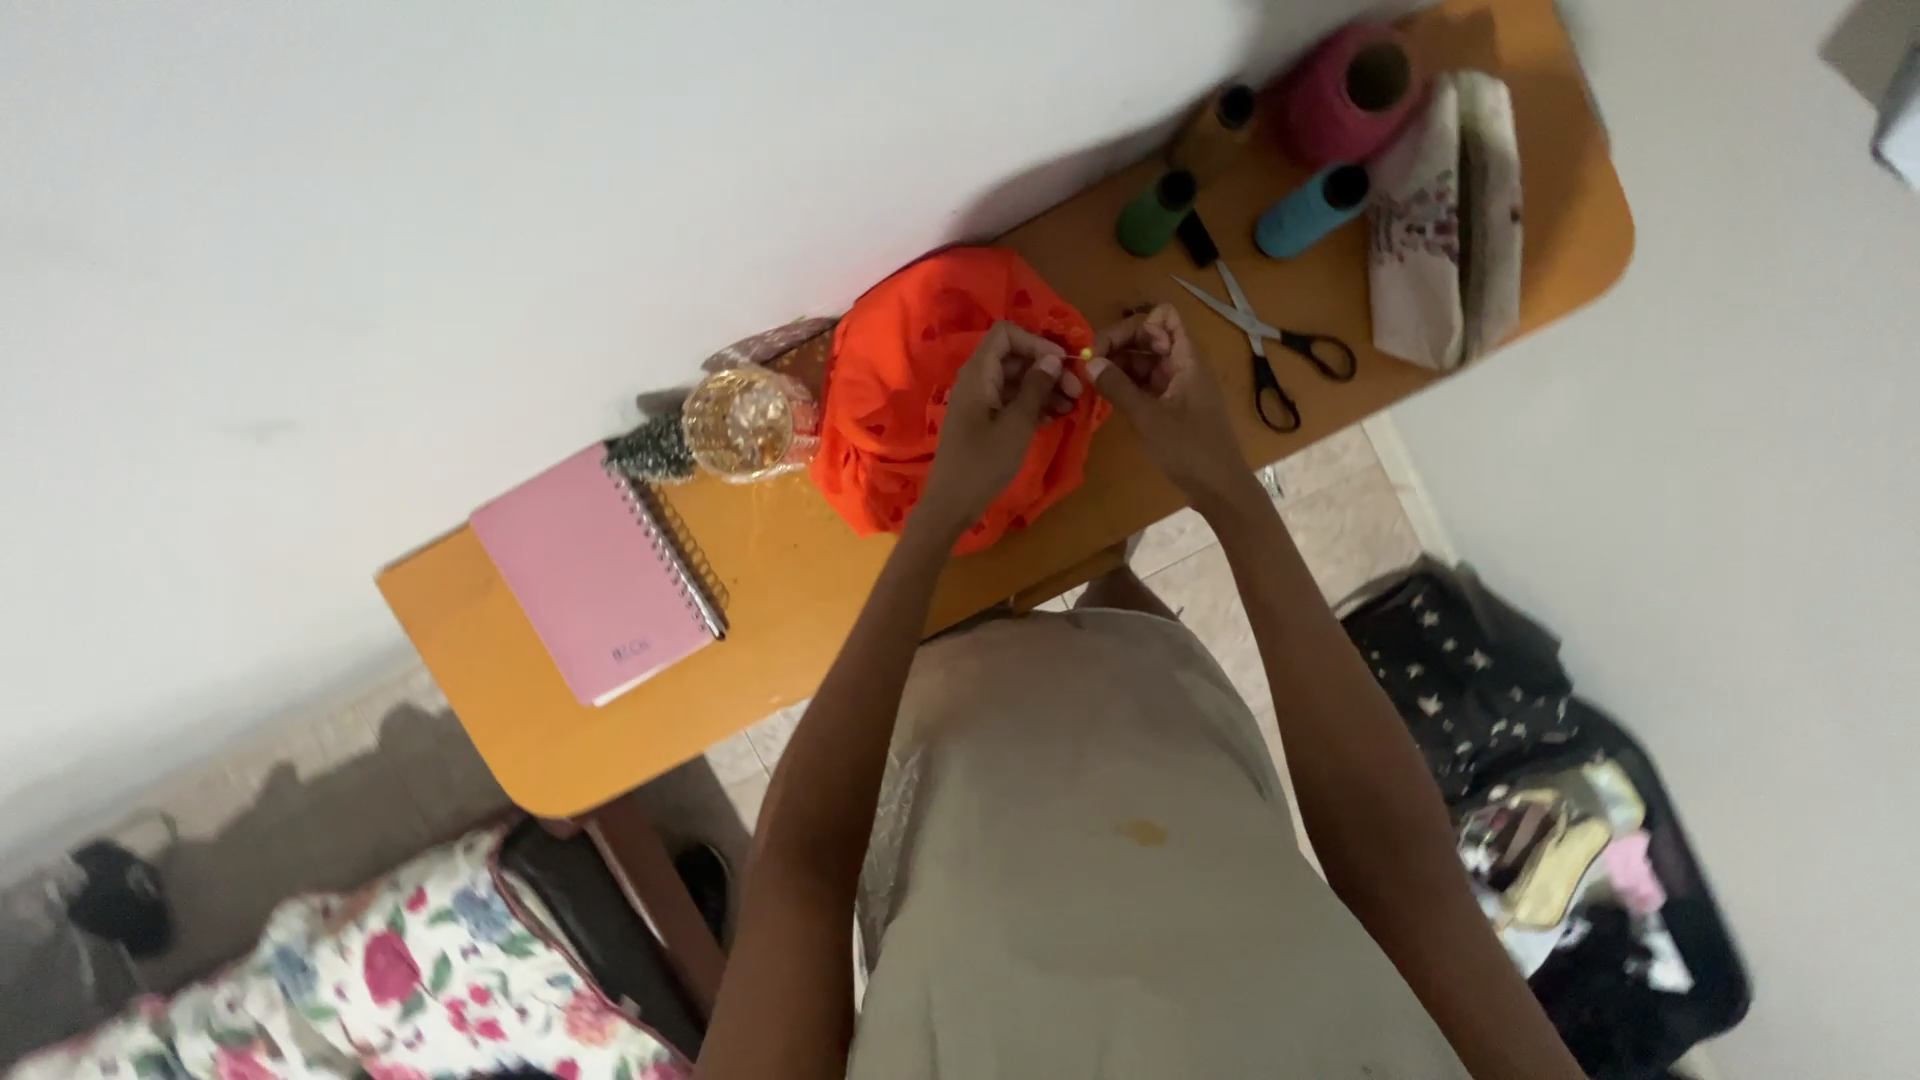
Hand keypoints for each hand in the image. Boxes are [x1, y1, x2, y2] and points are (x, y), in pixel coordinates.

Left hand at [916, 321, 1078, 538]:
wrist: (953, 503)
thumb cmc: (983, 462)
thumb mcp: (1016, 424)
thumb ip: (1036, 388)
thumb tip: (1053, 360)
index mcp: (978, 374)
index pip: (1006, 334)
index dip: (1035, 343)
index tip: (1060, 364)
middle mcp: (977, 381)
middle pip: (1015, 358)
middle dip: (1047, 368)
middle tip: (1077, 389)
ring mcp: (981, 402)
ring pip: (1017, 381)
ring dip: (1045, 388)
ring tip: (1073, 404)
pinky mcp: (985, 422)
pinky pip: (1012, 402)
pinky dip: (1034, 405)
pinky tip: (1058, 415)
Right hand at [1087, 304, 1261, 517]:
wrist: (1219, 488)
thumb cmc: (1189, 449)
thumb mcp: (1149, 418)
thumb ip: (1117, 387)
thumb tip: (1088, 362)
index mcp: (1188, 358)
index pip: (1163, 317)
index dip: (1134, 325)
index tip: (1106, 348)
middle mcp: (1184, 365)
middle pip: (1150, 337)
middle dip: (1119, 344)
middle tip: (1089, 364)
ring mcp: (1179, 385)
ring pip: (1145, 361)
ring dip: (1119, 365)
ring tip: (1091, 380)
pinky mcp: (1173, 406)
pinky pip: (1147, 383)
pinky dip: (1127, 384)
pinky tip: (1106, 394)